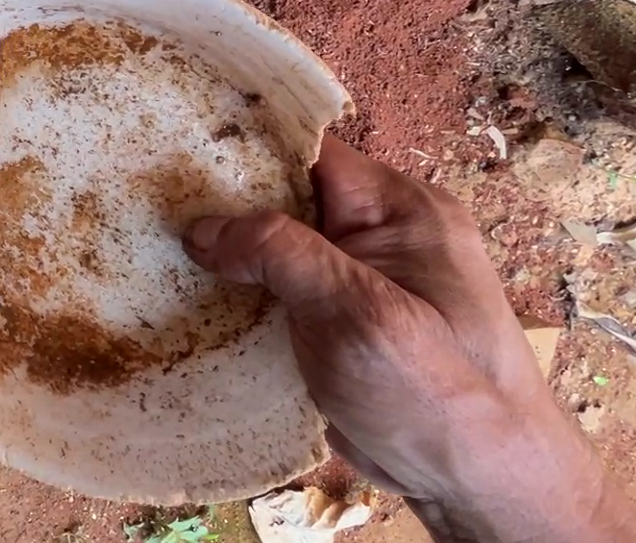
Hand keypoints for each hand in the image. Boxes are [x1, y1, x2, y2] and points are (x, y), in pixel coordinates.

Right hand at [184, 137, 635, 542]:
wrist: (483, 493)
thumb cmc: (440, 399)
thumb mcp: (360, 314)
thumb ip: (280, 252)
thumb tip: (199, 229)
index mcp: (400, 208)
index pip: (305, 148)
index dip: (238, 142)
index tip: (170, 145)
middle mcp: (379, 227)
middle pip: (278, 185)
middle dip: (216, 193)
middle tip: (152, 197)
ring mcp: (355, 269)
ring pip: (267, 231)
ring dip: (219, 240)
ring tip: (156, 237)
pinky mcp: (332, 307)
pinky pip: (270, 272)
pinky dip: (231, 275)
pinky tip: (190, 282)